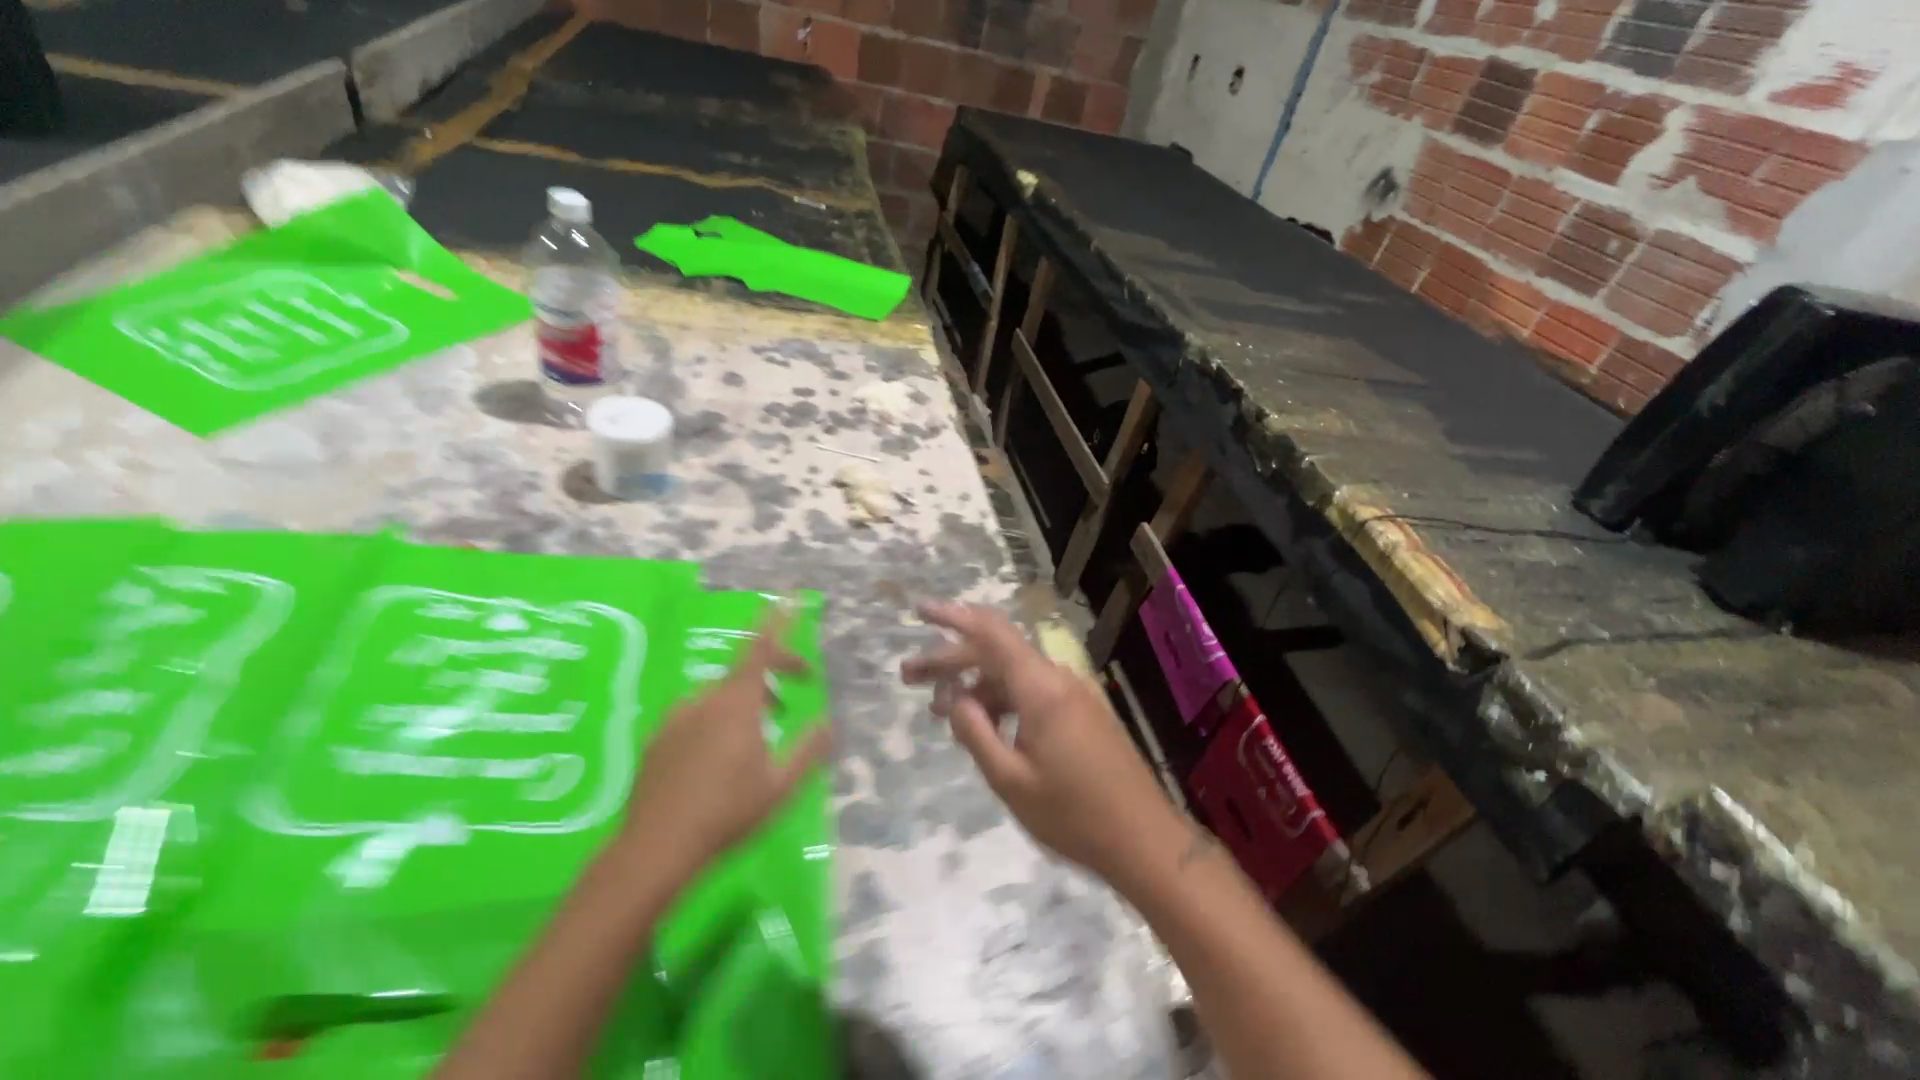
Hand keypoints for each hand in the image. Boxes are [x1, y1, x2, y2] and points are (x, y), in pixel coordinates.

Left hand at [622, 612, 831, 871]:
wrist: (656, 847)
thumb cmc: (728, 813)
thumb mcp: (781, 786)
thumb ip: (808, 750)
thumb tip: (829, 724)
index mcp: (736, 704)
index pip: (761, 649)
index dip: (778, 623)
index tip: (790, 599)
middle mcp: (703, 700)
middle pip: (742, 674)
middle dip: (772, 677)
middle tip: (794, 696)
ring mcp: (675, 719)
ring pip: (718, 697)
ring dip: (745, 704)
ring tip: (759, 738)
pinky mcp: (656, 740)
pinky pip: (695, 718)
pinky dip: (716, 723)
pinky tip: (719, 762)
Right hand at [901, 602, 1182, 883]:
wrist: (1143, 839)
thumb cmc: (1072, 815)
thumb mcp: (1010, 780)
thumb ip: (976, 732)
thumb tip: (953, 698)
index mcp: (1041, 689)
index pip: (991, 634)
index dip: (953, 617)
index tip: (919, 611)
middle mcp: (1058, 681)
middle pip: (997, 653)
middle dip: (950, 659)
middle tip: (908, 676)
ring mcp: (1074, 696)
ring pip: (1014, 675)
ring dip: (975, 684)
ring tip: (937, 710)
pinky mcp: (1082, 715)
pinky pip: (1032, 693)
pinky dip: (1001, 700)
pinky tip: (981, 724)